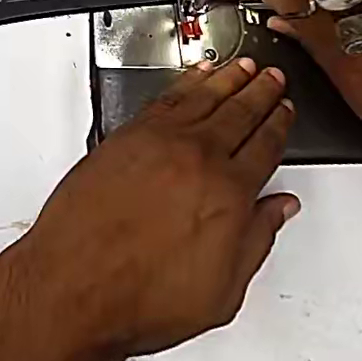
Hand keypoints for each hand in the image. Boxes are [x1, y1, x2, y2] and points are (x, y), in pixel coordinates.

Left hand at [2, 57, 298, 360]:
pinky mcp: (132, 132)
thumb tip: (279, 209)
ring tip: (242, 66)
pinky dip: (188, 80)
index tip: (284, 111)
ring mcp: (163, 140)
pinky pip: (169, 95)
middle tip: (272, 77)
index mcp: (229, 194)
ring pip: (206, 95)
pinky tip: (198, 74)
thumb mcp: (221, 291)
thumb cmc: (140, 294)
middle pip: (240, 113)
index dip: (278, 125)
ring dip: (229, 78)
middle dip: (260, 92)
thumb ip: (257, 239)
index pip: (265, 146)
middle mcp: (199, 158)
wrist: (77, 283)